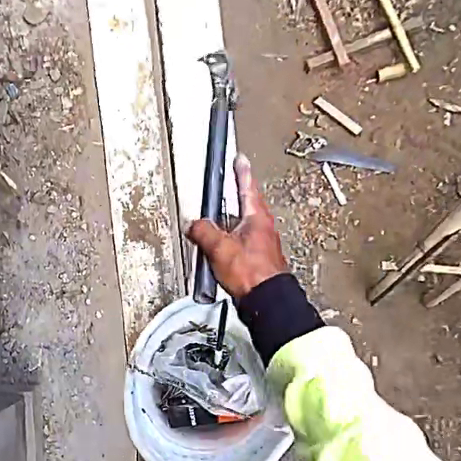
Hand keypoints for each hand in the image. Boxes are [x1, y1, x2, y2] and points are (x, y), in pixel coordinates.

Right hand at [186, 154, 288, 299]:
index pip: (248, 187)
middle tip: (224, 191)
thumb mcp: (219, 247)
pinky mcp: (257, 260)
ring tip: (213, 228)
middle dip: (232, 199)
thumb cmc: (252, 274)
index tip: (240, 159)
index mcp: (257, 218)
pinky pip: (240, 244)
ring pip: (241, 226)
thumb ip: (203, 231)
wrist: (266, 301)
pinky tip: (219, 253)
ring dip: (227, 225)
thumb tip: (194, 224)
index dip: (241, 172)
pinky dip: (228, 243)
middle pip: (245, 206)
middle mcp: (263, 228)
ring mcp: (261, 244)